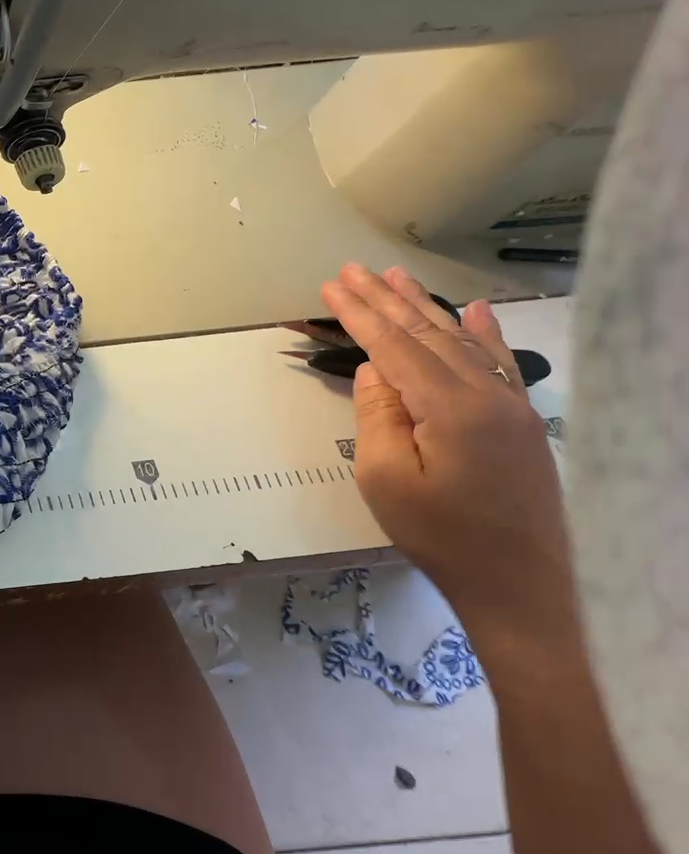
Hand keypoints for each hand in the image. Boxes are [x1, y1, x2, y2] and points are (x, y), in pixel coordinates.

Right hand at [319, 264, 573, 637]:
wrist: (523, 585)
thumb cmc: (441, 535)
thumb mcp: (385, 478)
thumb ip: (378, 416)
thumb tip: (376, 371)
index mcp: (451, 408)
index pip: (395, 347)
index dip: (360, 315)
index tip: (330, 285)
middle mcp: (489, 396)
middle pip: (429, 335)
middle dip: (386, 300)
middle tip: (352, 269)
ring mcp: (513, 408)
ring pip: (462, 343)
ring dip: (425, 308)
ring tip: (394, 277)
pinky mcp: (523, 424)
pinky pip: (499, 364)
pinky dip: (482, 334)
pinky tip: (474, 311)